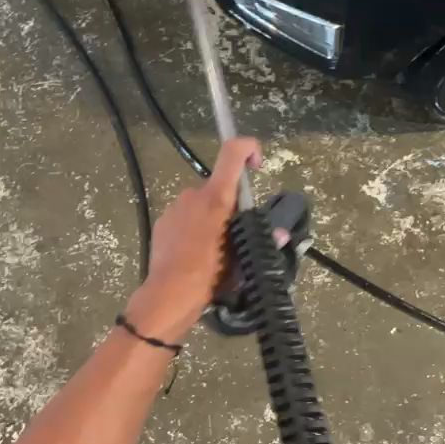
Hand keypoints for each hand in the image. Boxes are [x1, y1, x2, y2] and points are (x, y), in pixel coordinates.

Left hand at [123, 138, 260, 343]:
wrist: (169, 295)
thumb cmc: (209, 275)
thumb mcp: (242, 260)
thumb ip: (262, 239)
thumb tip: (283, 234)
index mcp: (216, 198)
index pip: (232, 152)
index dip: (248, 148)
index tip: (256, 165)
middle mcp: (193, 195)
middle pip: (219, 187)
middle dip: (229, 207)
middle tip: (235, 236)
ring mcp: (174, 207)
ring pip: (201, 205)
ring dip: (211, 219)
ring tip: (214, 251)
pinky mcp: (162, 222)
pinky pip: (185, 218)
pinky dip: (193, 229)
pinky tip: (195, 254)